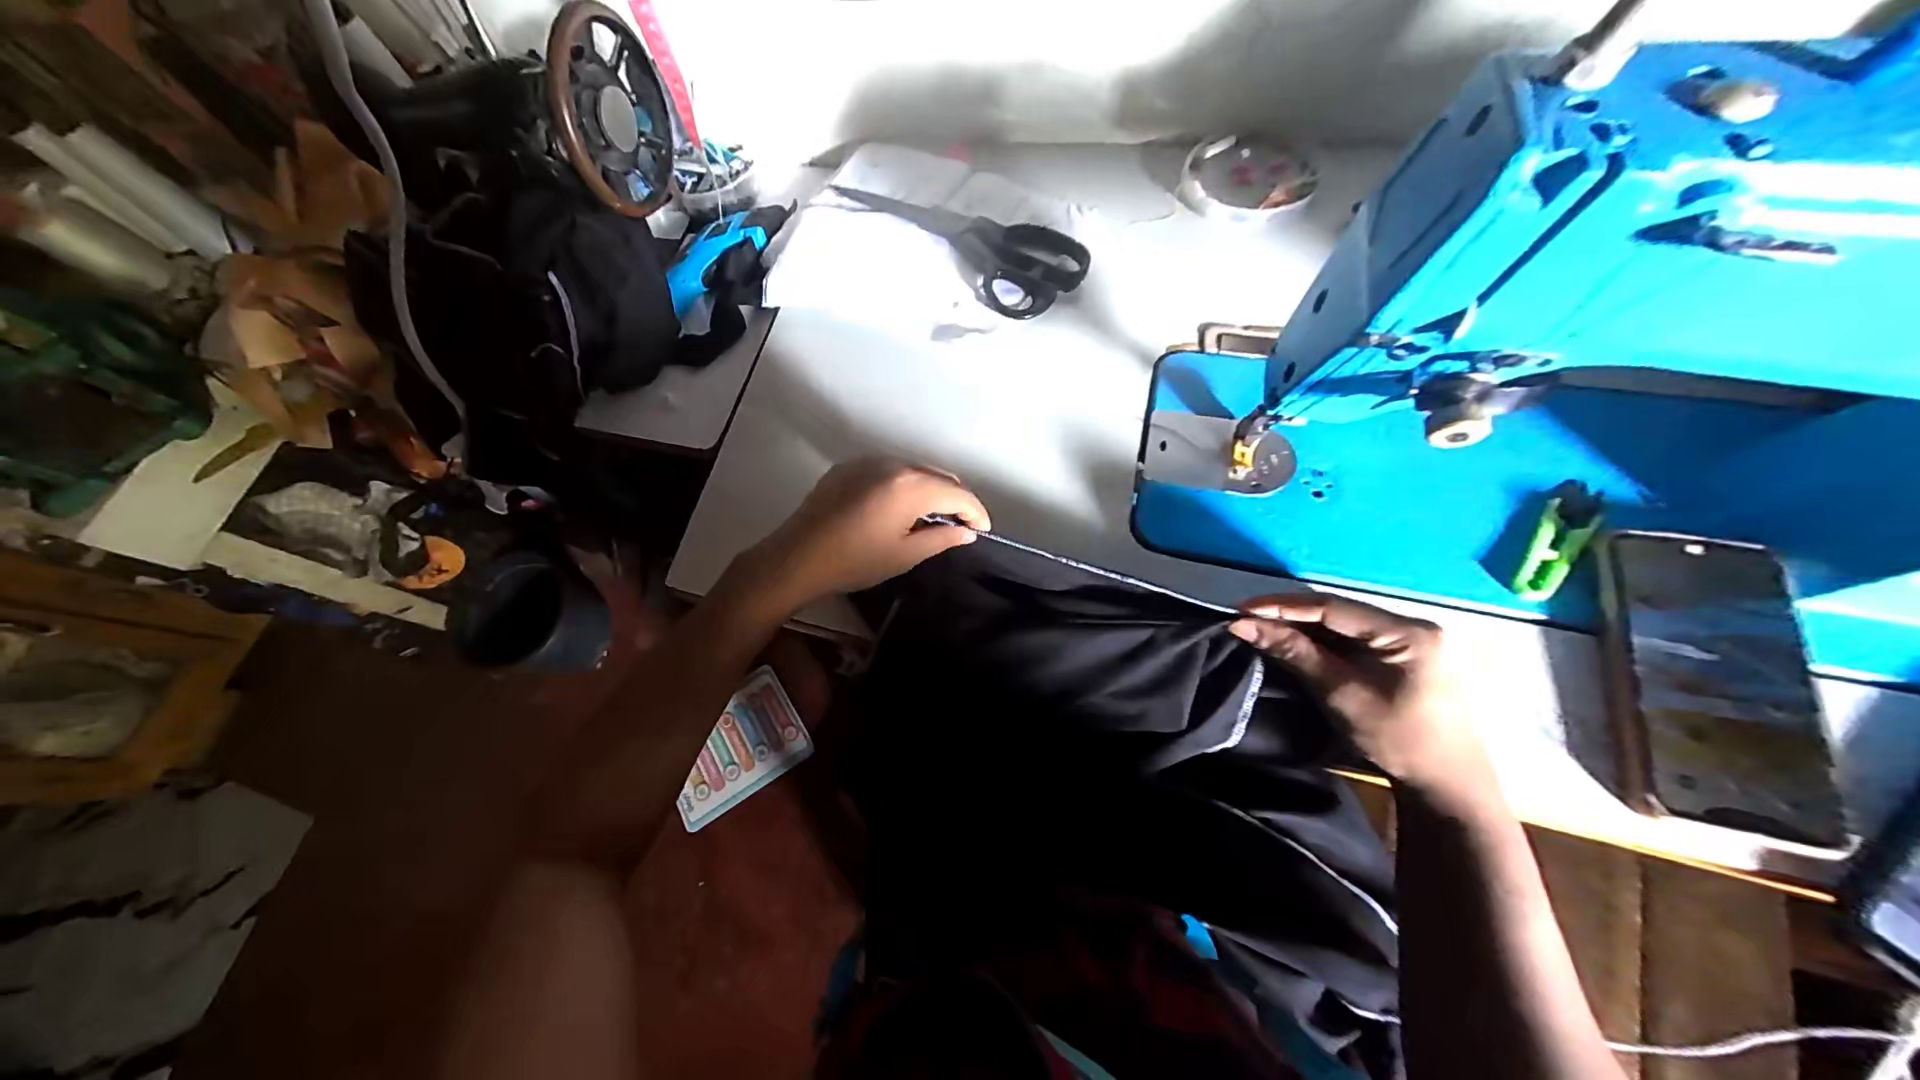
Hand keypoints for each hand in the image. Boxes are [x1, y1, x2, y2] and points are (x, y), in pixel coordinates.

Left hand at [728, 459, 990, 614]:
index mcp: (910, 485)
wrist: (797, 557)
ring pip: (914, 470)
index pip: (957, 492)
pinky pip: (890, 471)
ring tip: (932, 518)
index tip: (983, 530)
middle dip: (955, 498)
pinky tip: (900, 509)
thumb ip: (942, 538)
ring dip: (930, 490)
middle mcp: (893, 464)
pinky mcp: (849, 467)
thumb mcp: (905, 555)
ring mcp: (868, 461)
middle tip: (961, 526)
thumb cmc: (854, 561)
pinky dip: (904, 485)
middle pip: (938, 475)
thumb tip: (966, 531)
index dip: (976, 511)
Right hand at [1228, 593, 1481, 789]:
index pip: (1332, 606)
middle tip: (1245, 618)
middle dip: (1287, 614)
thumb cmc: (1397, 738)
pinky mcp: (1399, 655)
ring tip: (1259, 628)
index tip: (1241, 609)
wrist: (1445, 783)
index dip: (1282, 605)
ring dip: (1299, 627)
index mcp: (1406, 631)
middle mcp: (1410, 625)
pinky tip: (1290, 642)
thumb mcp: (1340, 693)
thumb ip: (1294, 653)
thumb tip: (1243, 625)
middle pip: (1336, 611)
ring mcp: (1406, 640)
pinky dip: (1317, 641)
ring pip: (1340, 624)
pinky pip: (1350, 638)